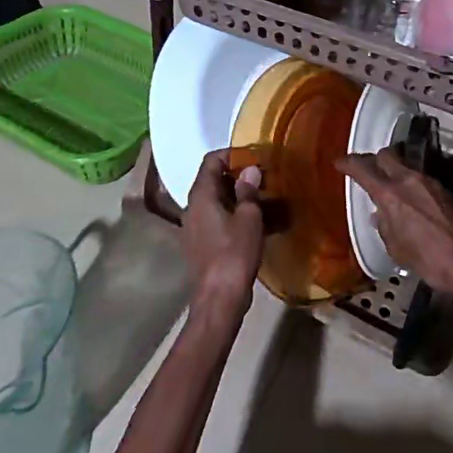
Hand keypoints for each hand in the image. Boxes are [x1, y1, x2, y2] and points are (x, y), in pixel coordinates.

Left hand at [181, 149, 264, 320]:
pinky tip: (253, 223)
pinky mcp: (199, 244)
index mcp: (200, 195)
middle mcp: (191, 207)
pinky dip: (232, 214)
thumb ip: (248, 191)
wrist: (219, 299)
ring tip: (261, 199)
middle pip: (211, 180)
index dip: (231, 154)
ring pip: (214, 201)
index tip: (253, 157)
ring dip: (236, 196)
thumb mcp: (249, 218)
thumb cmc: (234, 253)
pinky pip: (215, 219)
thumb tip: (250, 170)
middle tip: (261, 177)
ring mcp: (193, 227)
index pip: (211, 161)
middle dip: (236, 175)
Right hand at [335, 151, 452, 311]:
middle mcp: (409, 180)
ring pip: (404, 166)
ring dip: (393, 172)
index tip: (339, 163)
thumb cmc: (430, 261)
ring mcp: (429, 183)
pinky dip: (408, 184)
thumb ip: (385, 227)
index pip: (363, 168)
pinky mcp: (444, 191)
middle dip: (373, 159)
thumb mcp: (398, 249)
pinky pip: (418, 179)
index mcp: (390, 194)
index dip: (348, 163)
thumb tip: (380, 215)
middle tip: (366, 170)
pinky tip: (409, 201)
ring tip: (388, 188)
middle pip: (386, 155)